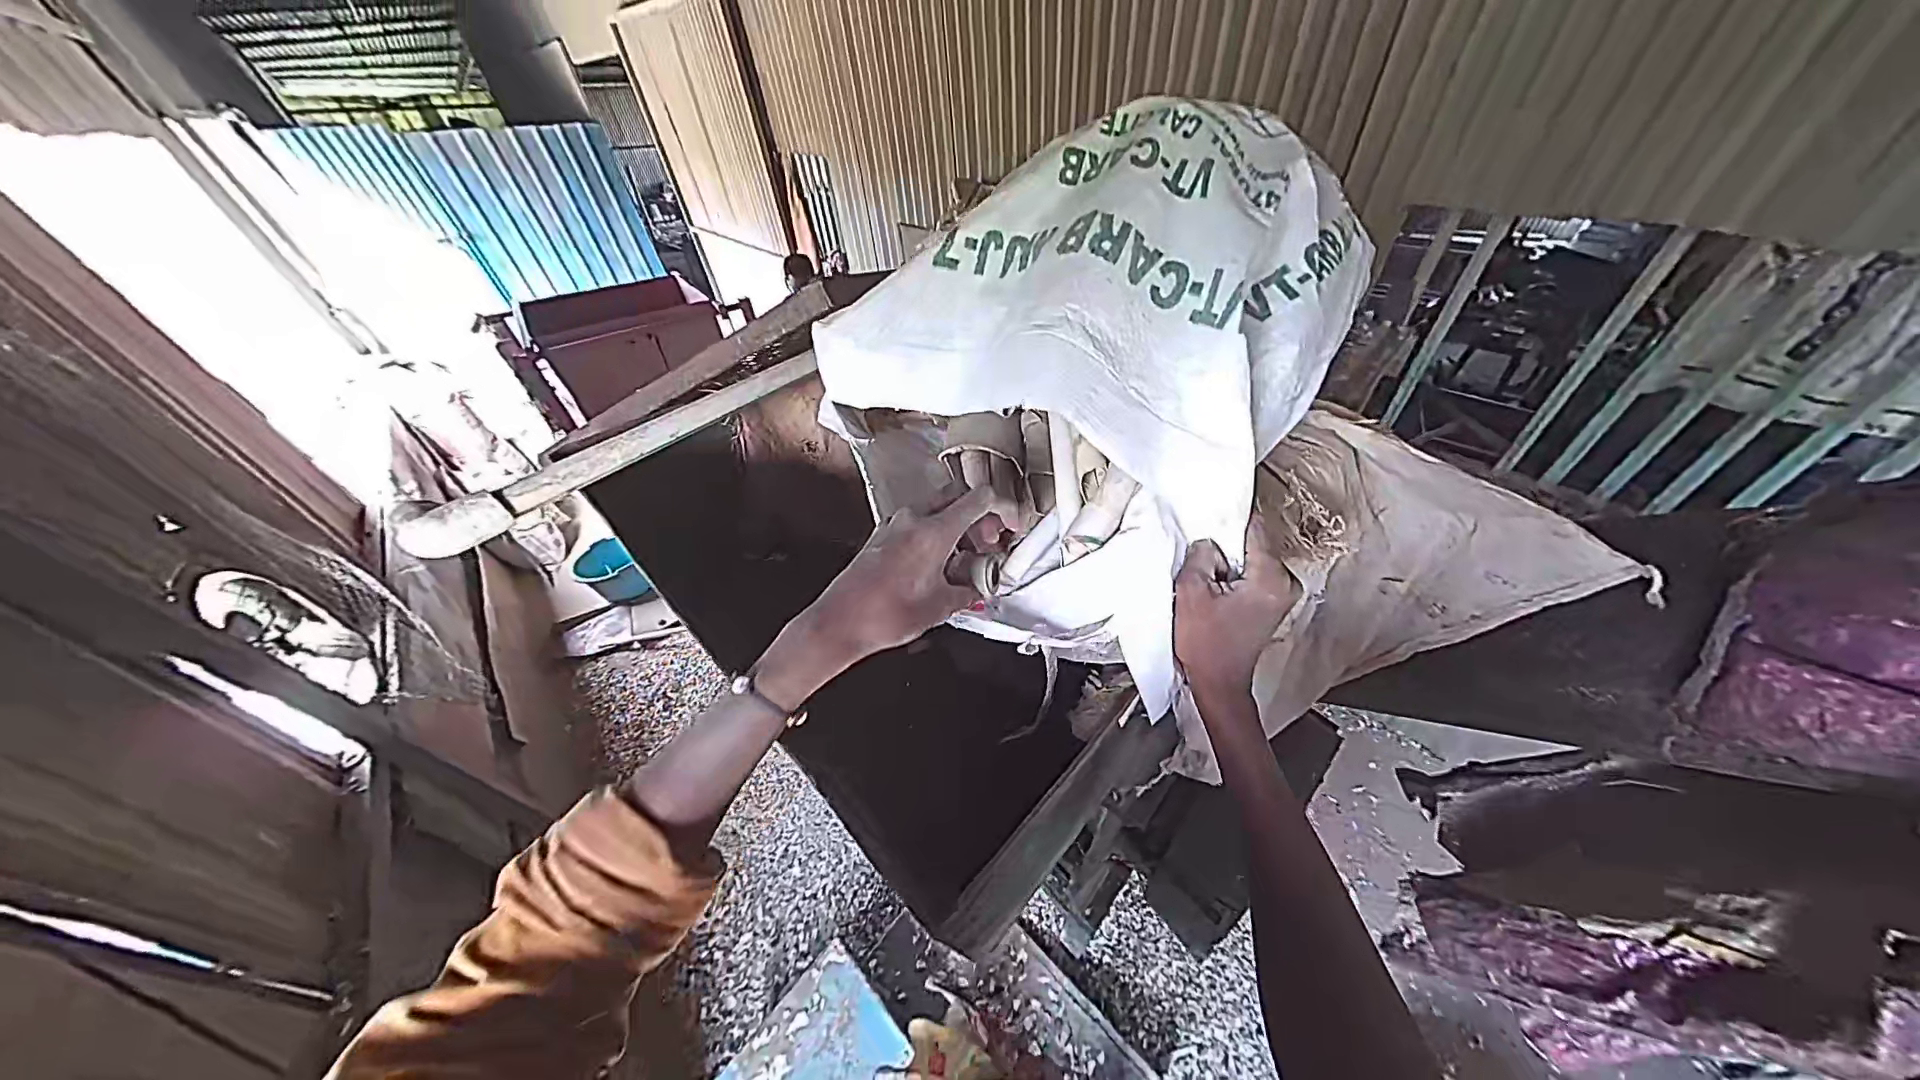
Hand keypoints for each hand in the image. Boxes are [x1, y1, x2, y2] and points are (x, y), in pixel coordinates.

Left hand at [755, 486, 1000, 708]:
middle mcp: (913, 520)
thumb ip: (969, 590)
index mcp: (933, 532)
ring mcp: (895, 525)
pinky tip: (938, 565)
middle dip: (979, 519)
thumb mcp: (940, 607)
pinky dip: (936, 535)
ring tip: (964, 561)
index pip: (978, 499)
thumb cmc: (882, 615)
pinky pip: (918, 524)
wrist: (839, 621)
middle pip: (958, 498)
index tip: (1010, 526)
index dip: (1002, 509)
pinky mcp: (883, 536)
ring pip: (937, 510)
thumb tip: (980, 586)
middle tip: (988, 545)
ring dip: (957, 527)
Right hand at [1173, 513, 1299, 706]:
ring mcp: (1283, 595)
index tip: (1208, 514)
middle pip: (1251, 545)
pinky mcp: (1273, 604)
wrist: (1218, 682)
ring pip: (1249, 560)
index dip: (1228, 520)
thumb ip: (1201, 556)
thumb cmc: (1206, 643)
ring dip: (1228, 565)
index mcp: (1270, 578)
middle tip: (1201, 563)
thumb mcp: (1191, 592)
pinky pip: (1252, 575)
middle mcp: (1286, 583)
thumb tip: (1209, 542)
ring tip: (1207, 583)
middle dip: (1225, 549)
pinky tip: (1215, 593)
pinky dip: (1234, 578)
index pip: (1253, 529)